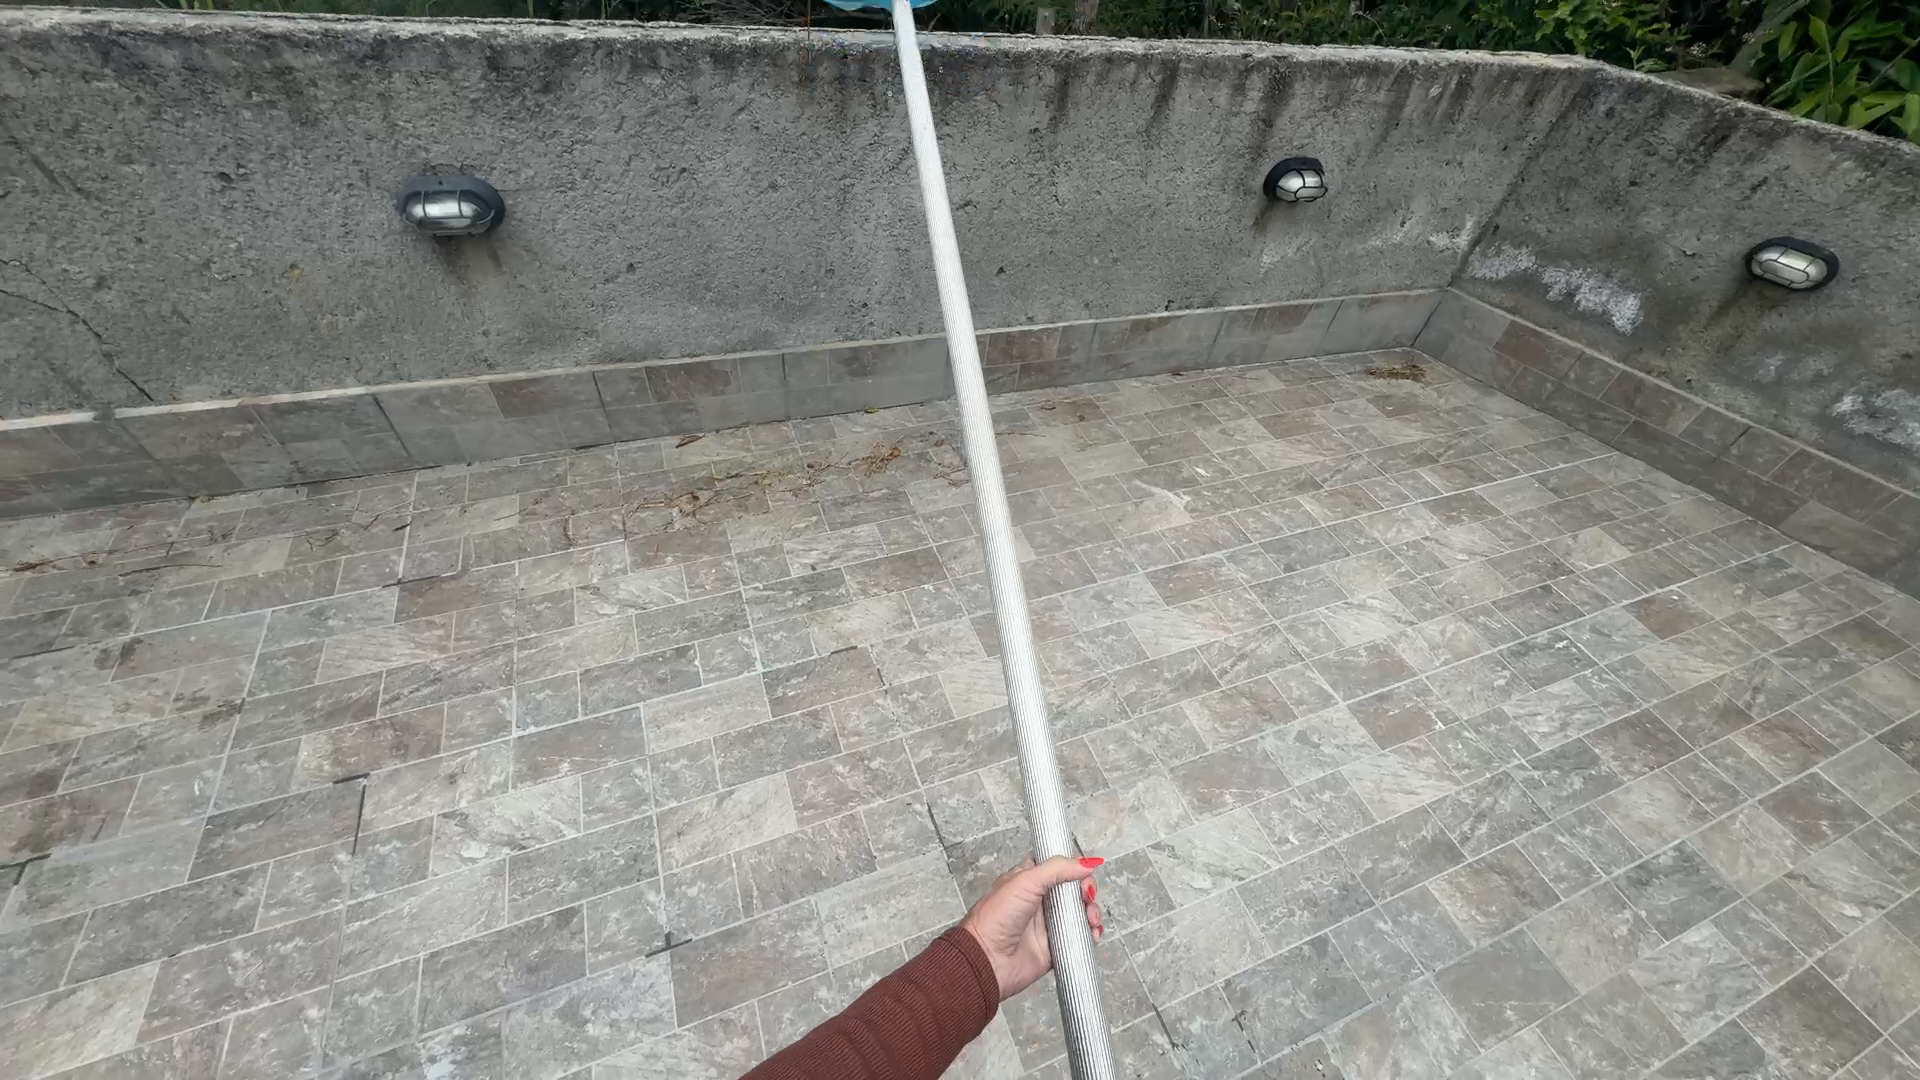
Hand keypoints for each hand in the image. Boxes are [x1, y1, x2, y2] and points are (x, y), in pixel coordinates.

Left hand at [959, 855, 1104, 1000]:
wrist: (987, 959)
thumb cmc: (996, 917)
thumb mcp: (1027, 881)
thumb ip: (1058, 869)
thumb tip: (1086, 863)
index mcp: (1029, 879)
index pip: (1058, 867)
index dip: (1074, 868)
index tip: (1085, 872)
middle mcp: (1040, 900)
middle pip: (1073, 889)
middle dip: (1086, 891)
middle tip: (1087, 897)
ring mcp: (1048, 924)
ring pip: (1079, 913)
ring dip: (1091, 912)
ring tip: (1091, 918)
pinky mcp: (1054, 947)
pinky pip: (1079, 938)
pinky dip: (1090, 934)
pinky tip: (1092, 933)